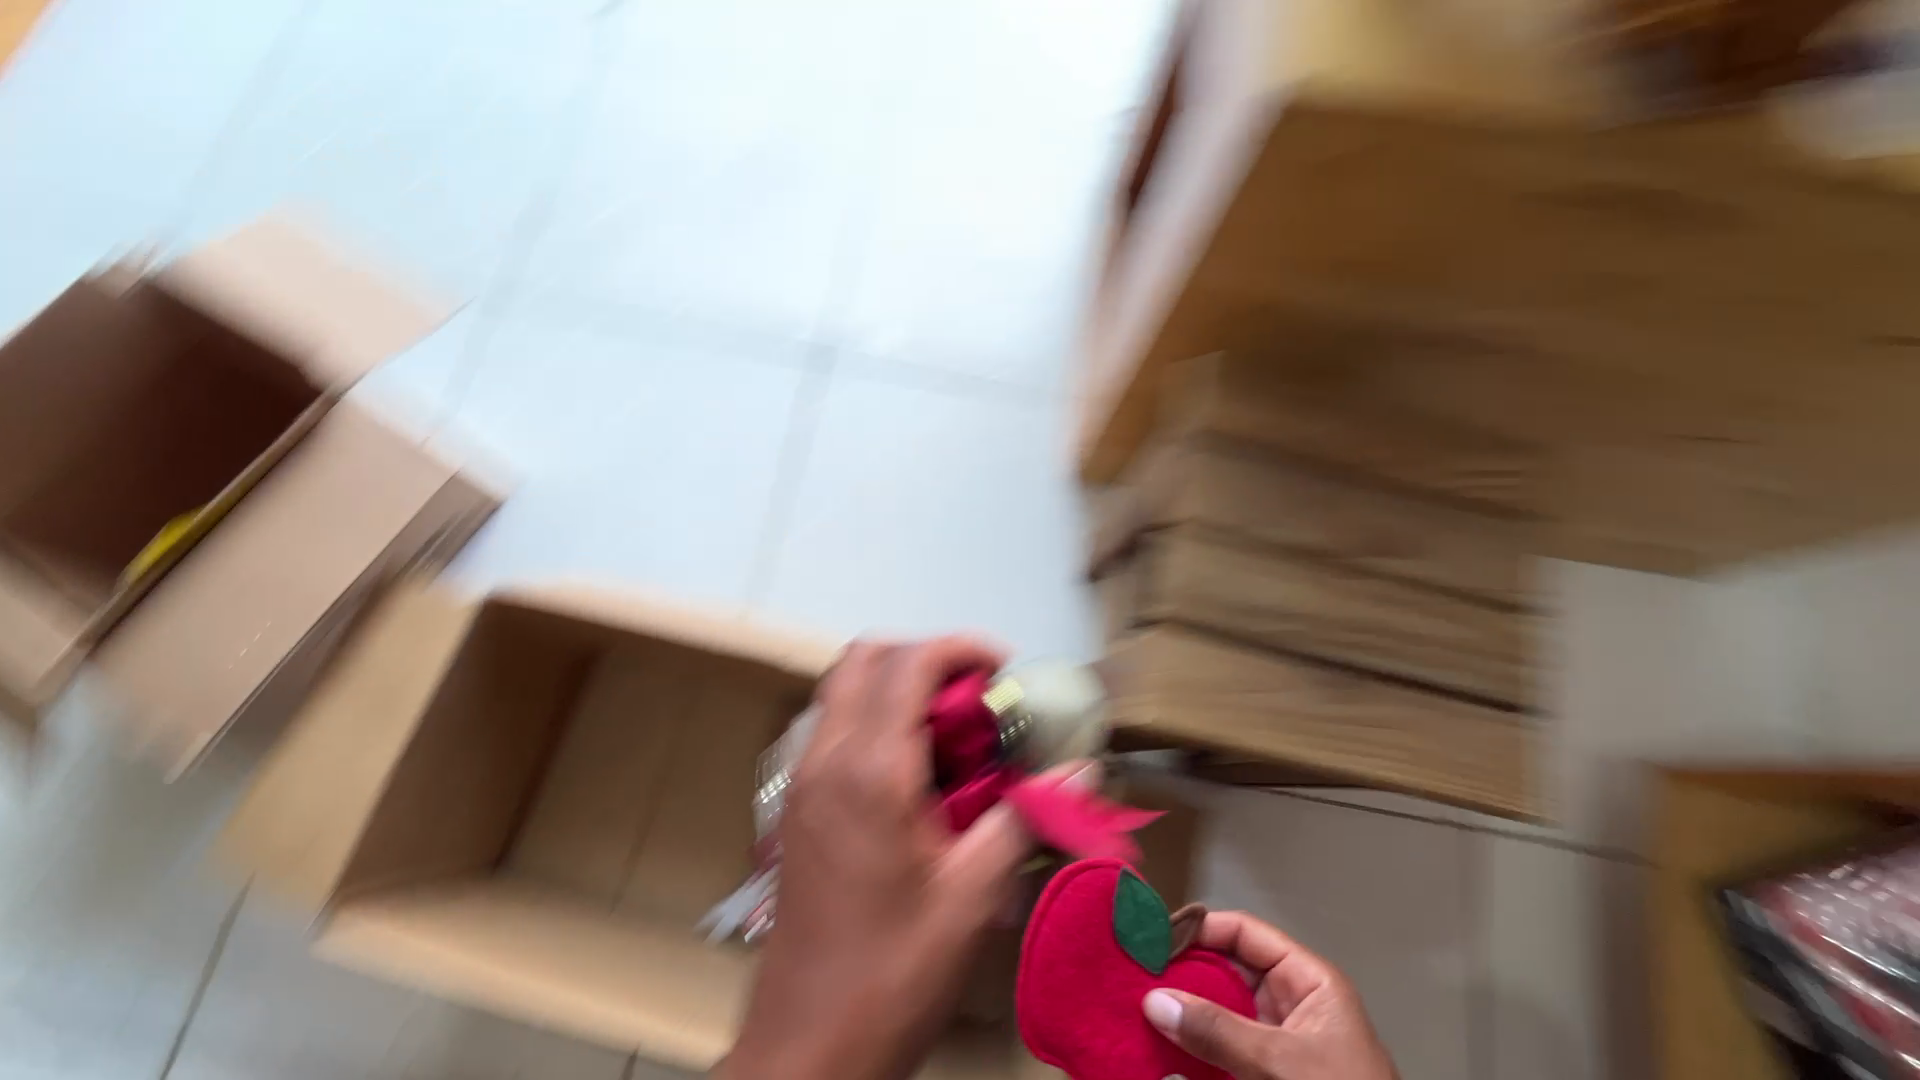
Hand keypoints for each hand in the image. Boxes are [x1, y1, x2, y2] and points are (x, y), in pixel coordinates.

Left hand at [715, 638, 1080, 1079]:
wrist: (810, 1046)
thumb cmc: (894, 972)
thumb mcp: (973, 893)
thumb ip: (1026, 816)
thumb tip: (1081, 774)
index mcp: (871, 770)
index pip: (911, 662)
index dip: (963, 648)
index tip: (1004, 671)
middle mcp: (826, 759)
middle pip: (866, 657)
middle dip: (926, 659)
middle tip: (976, 699)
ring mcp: (802, 782)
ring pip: (843, 690)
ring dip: (896, 687)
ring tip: (950, 736)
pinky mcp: (796, 808)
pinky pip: (833, 730)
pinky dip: (873, 721)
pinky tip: (914, 777)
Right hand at [1141, 911, 1397, 1079]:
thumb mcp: (1283, 1063)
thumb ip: (1219, 1031)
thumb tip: (1153, 1000)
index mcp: (1307, 981)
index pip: (1244, 933)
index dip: (1199, 929)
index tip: (1151, 939)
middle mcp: (1286, 1002)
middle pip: (1223, 969)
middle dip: (1180, 971)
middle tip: (1133, 972)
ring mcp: (1272, 1041)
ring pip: (1215, 1010)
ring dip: (1178, 1010)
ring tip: (1133, 1003)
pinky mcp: (1257, 1074)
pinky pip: (1215, 1048)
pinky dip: (1187, 1045)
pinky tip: (1154, 1042)